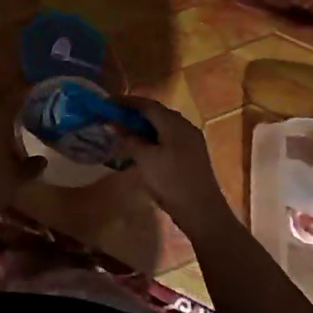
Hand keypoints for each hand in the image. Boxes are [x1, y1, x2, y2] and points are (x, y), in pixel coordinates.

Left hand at [0, 101, 43, 221]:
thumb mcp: (18, 177)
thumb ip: (31, 166)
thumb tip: (43, 159)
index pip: (10, 104)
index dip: (23, 96)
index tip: (35, 92)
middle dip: (13, 108)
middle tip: (29, 108)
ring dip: (3, 122)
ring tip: (19, 126)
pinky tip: (4, 146)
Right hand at [116, 98, 234, 233]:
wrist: (202, 211)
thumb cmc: (171, 182)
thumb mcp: (145, 160)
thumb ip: (131, 140)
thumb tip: (119, 128)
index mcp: (174, 123)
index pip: (147, 104)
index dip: (127, 102)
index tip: (109, 103)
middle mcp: (185, 126)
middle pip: (157, 113)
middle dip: (136, 114)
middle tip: (116, 118)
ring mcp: (192, 140)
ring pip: (164, 126)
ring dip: (145, 127)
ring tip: (127, 132)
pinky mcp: (194, 154)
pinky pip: (170, 137)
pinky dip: (155, 137)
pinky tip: (145, 148)